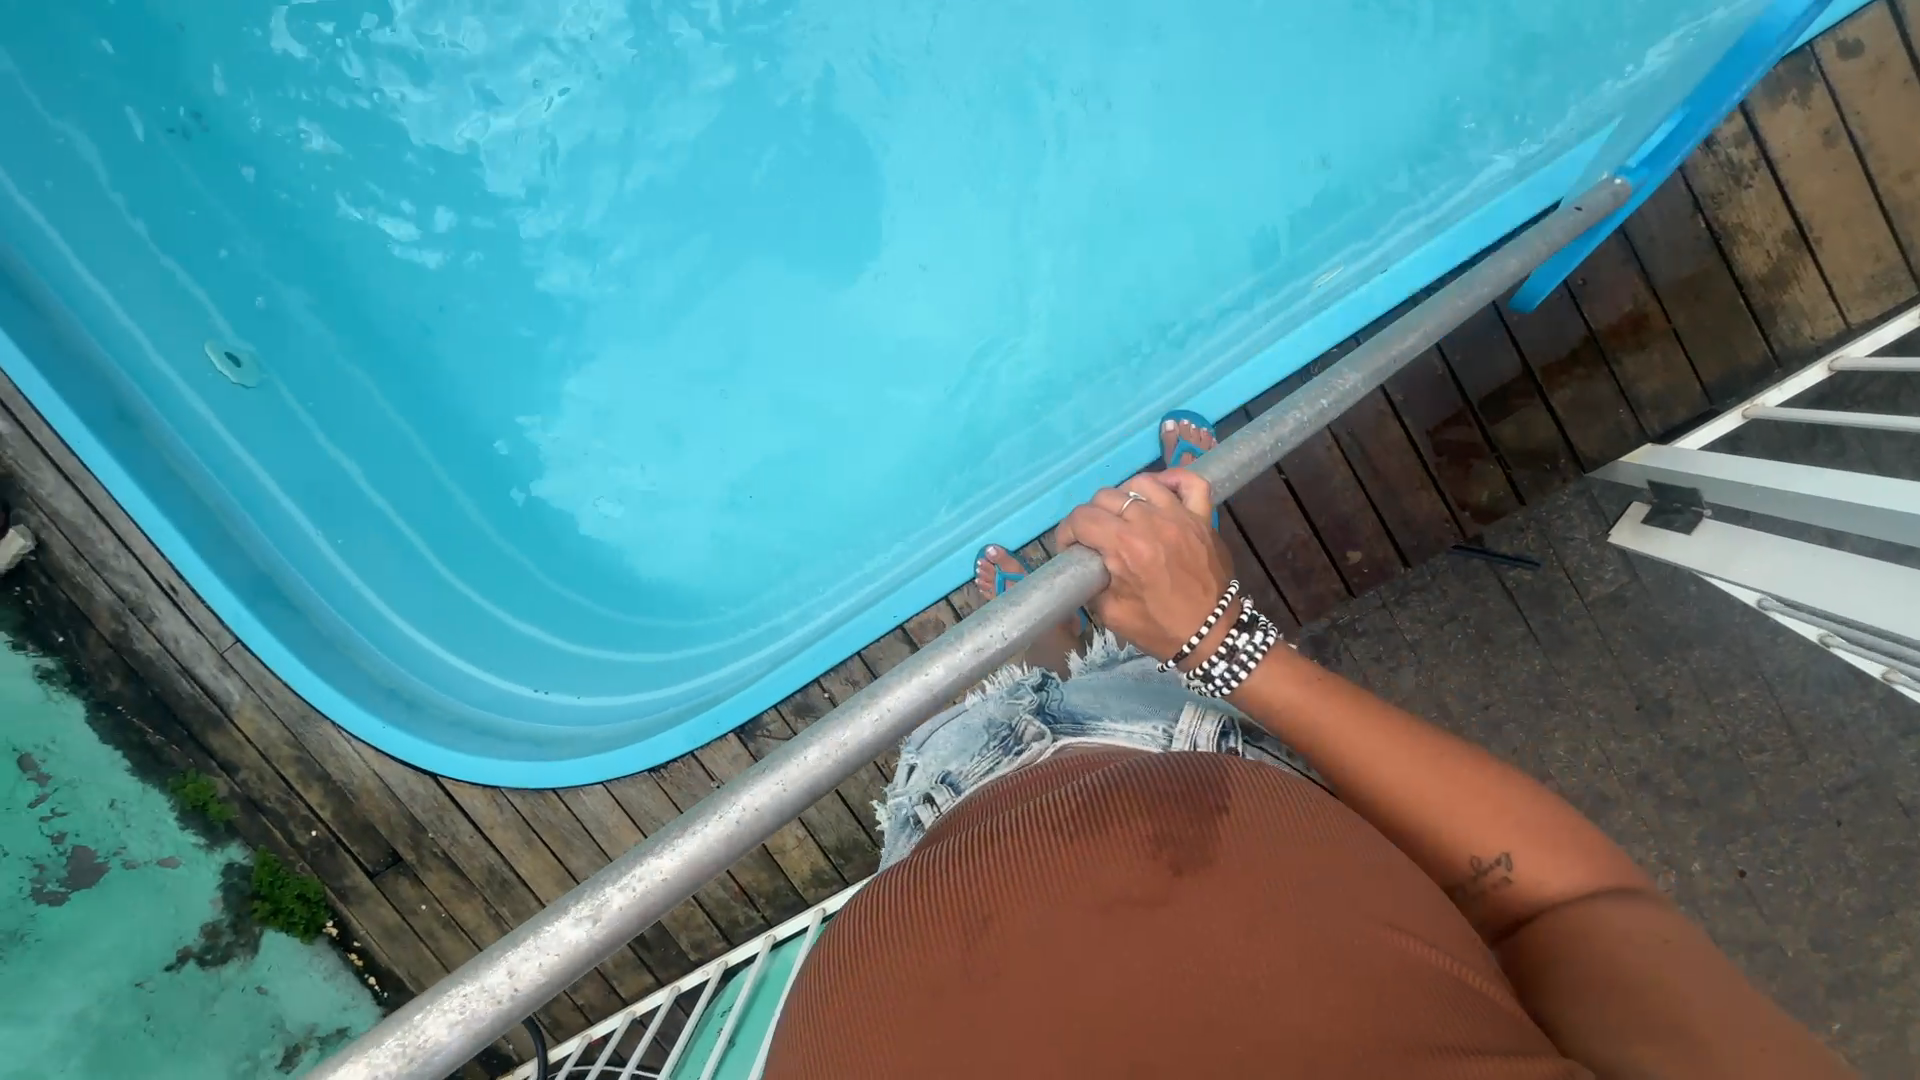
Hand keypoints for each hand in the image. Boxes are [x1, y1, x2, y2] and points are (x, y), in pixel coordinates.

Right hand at [1055, 469, 1232, 662]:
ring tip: (1124, 517)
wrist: (1211, 635)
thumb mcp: (1110, 613)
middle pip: (1106, 497)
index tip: (1069, 548)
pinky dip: (1172, 480)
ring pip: (1141, 483)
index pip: (1082, 519)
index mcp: (1126, 547)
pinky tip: (1160, 492)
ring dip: (1124, 497)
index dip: (1066, 532)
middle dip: (1090, 516)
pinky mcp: (1202, 518)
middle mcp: (1151, 523)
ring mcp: (1180, 516)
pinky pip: (1190, 482)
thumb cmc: (1159, 628)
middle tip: (1094, 538)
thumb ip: (1091, 582)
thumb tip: (1084, 563)